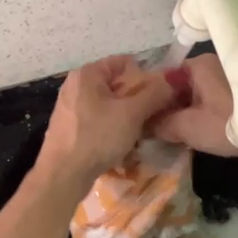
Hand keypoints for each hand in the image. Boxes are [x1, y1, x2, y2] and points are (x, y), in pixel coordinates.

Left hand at [36, 55, 179, 186]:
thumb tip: (173, 79)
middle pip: (115, 84)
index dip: (145, 74)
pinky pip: (98, 120)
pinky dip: (112, 128)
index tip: (160, 93)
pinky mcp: (70, 128)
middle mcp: (75, 85)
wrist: (63, 175)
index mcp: (87, 73)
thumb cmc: (97, 137)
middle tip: (153, 115)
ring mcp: (70, 108)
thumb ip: (154, 93)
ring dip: (127, 116)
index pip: (123, 62)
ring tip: (140, 132)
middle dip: (137, 98)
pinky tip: (122, 144)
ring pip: (108, 105)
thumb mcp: (132, 113)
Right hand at [148, 54, 237, 160]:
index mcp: (199, 64)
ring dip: (183, 112)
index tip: (143, 118)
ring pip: (194, 95)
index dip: (152, 99)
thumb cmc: (228, 126)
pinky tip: (193, 131)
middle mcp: (213, 64)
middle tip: (155, 129)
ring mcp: (226, 78)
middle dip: (167, 107)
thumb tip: (144, 125)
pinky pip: (208, 100)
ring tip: (170, 133)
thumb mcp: (187, 128)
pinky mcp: (236, 92)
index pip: (164, 77)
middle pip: (179, 86)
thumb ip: (160, 124)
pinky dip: (199, 113)